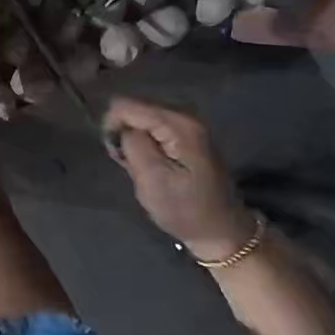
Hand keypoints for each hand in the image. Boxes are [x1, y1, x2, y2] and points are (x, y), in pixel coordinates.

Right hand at [103, 96, 253, 259]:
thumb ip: (133, 145)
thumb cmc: (185, 209)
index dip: (113, 127)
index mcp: (179, 124)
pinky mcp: (187, 131)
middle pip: (135, 107)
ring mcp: (188, 122)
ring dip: (134, 139)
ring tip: (141, 165)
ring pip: (142, 117)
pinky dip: (146, 142)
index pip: (126, 106)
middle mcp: (185, 114)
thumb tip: (120, 125)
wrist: (220, 229)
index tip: (117, 155)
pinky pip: (153, 126)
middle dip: (125, 132)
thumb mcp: (152, 181)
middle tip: (130, 163)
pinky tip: (152, 162)